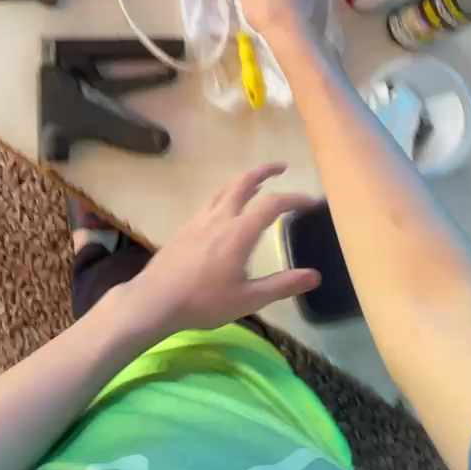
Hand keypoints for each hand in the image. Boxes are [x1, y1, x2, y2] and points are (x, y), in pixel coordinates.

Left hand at [119, 164, 321, 335]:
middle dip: (264, 170)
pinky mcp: (185, 226)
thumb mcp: (248, 299)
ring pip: (224, 188)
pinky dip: (226, 194)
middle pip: (243, 182)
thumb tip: (314, 276)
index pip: (272, 204)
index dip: (294, 198)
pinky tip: (226, 208)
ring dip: (244, 180)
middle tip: (281, 168)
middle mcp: (219, 217)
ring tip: (257, 184)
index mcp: (238, 232)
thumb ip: (282, 285)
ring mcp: (199, 219)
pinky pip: (211, 200)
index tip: (311, 201)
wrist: (156, 299)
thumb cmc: (204, 301)